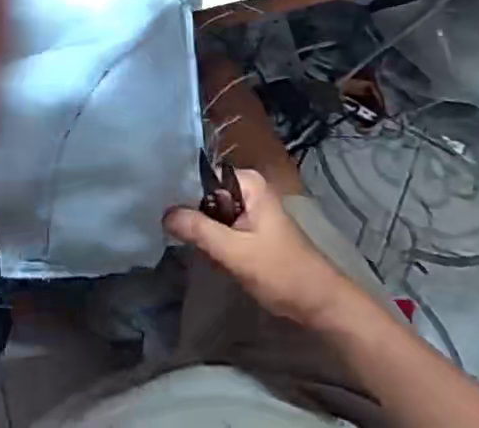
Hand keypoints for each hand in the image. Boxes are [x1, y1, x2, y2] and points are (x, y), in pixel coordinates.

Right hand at [163, 168, 366, 329]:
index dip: (182, 190)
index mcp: (249, 182)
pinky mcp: (250, 231)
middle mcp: (249, 189)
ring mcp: (250, 210)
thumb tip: (164, 213)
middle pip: (206, 194)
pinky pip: (221, 227)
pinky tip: (201, 253)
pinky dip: (211, 240)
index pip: (204, 175)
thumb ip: (199, 230)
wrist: (318, 303)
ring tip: (181, 242)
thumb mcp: (235, 251)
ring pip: (211, 213)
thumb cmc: (281, 271)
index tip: (160, 204)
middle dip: (190, 213)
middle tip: (170, 231)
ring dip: (200, 229)